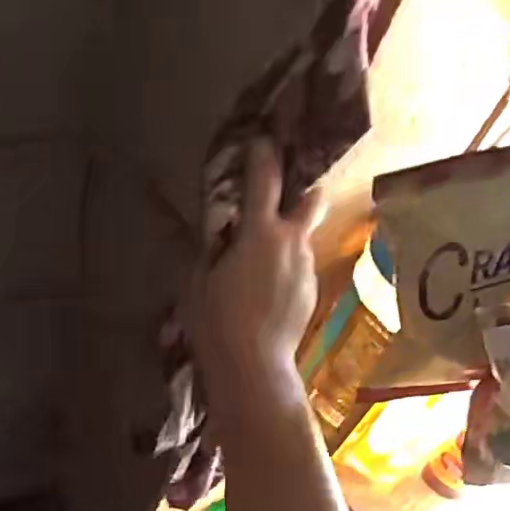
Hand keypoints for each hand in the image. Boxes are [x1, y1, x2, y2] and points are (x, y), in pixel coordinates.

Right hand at [187, 139, 325, 429]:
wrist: (253, 367)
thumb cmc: (216, 323)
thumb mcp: (196, 283)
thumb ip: (206, 249)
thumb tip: (211, 229)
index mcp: (260, 233)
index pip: (266, 177)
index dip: (262, 154)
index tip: (259, 142)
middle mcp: (292, 242)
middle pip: (312, 197)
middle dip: (300, 192)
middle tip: (277, 206)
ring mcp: (307, 269)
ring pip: (302, 241)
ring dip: (285, 244)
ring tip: (260, 272)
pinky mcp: (312, 295)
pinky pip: (300, 272)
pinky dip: (286, 274)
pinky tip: (268, 299)